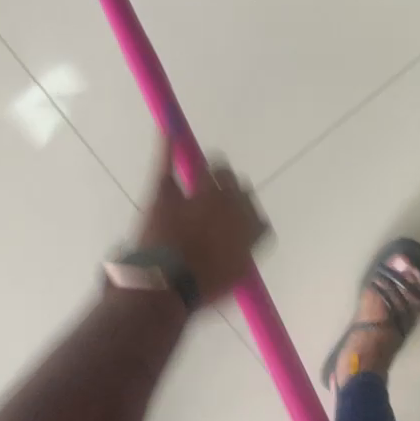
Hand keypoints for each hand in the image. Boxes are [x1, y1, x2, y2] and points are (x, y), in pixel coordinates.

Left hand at [134, 139, 267, 305]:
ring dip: (211, 172)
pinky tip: (168, 131)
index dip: (242, 216)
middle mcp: (229, 206)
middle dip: (229, 190)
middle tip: (215, 203)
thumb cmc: (200, 289)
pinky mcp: (167, 192)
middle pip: (236, 185)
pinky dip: (166, 146)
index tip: (233, 225)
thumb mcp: (233, 277)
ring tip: (203, 177)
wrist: (165, 285)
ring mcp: (197, 195)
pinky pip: (167, 162)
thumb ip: (242, 256)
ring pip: (213, 170)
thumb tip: (244, 249)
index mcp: (249, 229)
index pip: (254, 213)